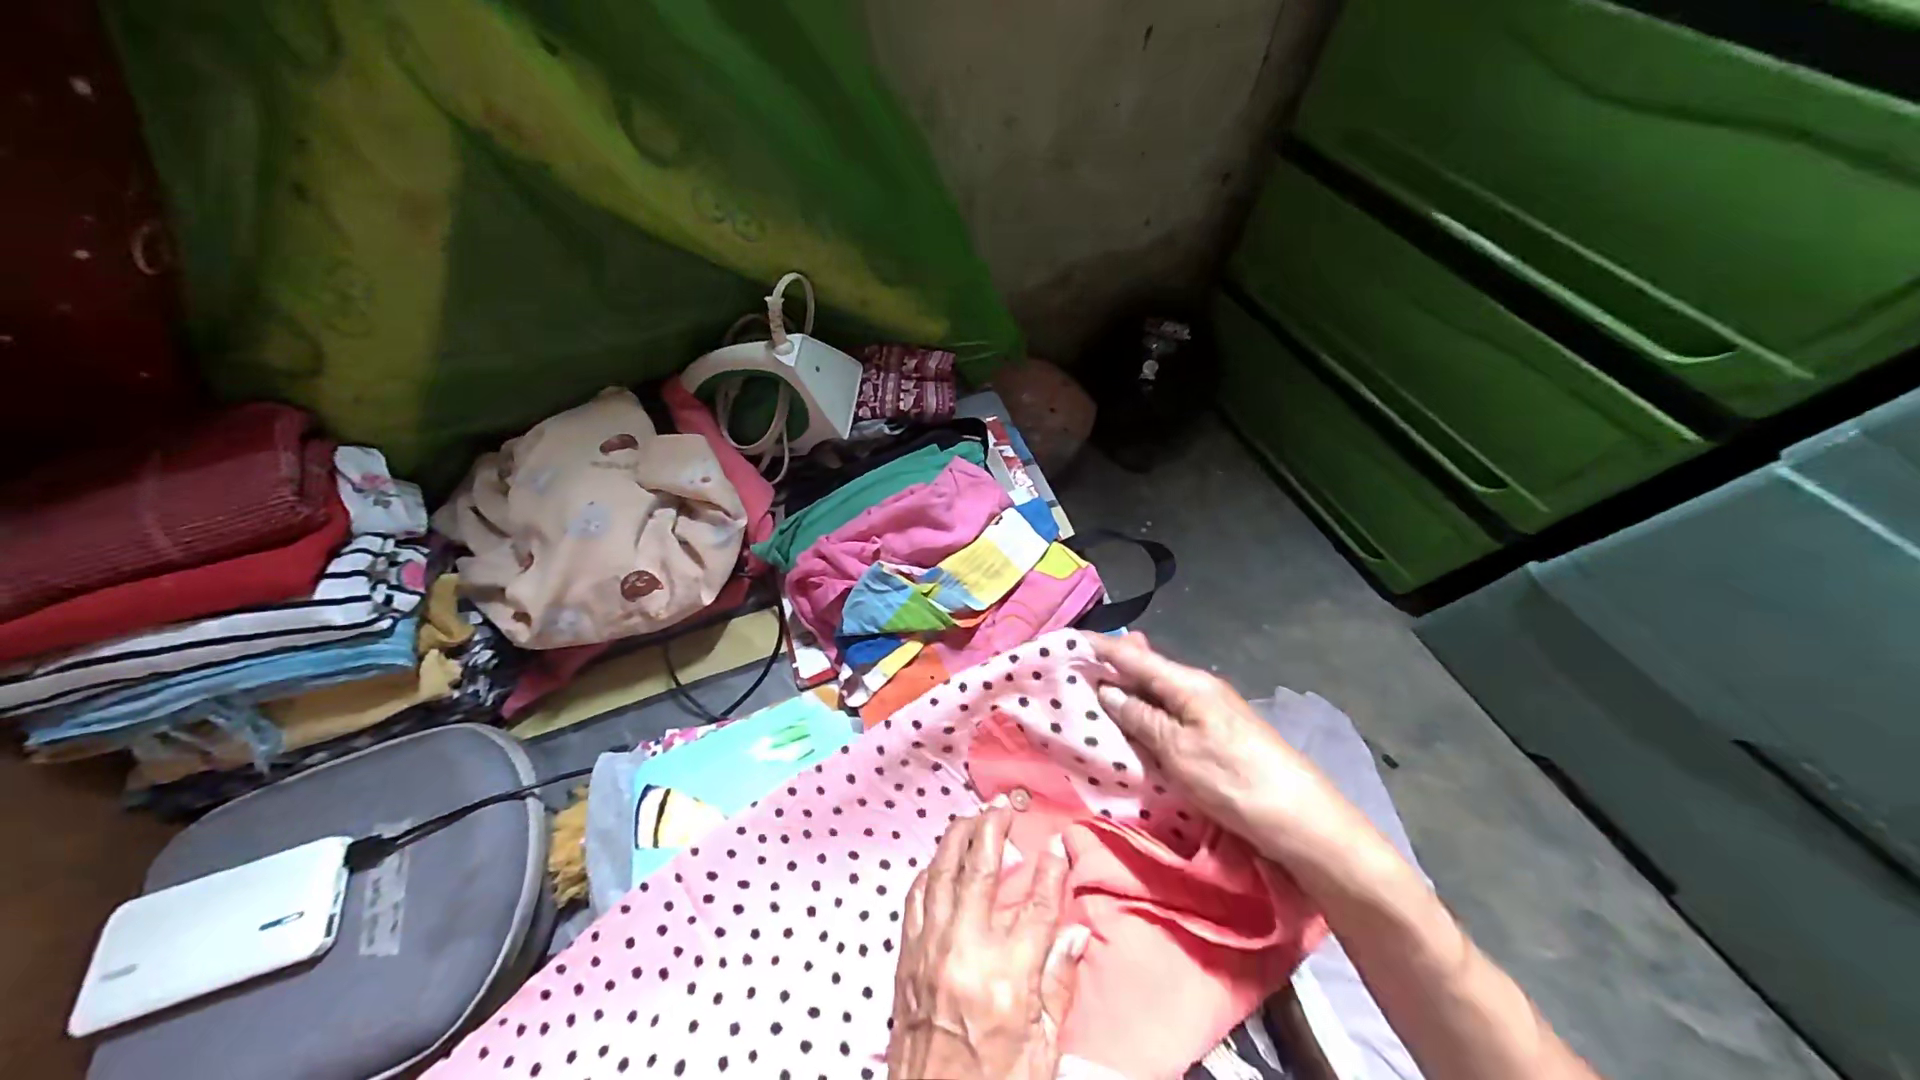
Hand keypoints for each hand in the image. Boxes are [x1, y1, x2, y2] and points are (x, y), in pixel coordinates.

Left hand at [887, 800, 1090, 1079]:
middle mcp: (965, 951)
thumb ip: (1060, 985)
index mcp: (1007, 978)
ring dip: (958, 836)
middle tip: (1005, 804)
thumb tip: (1077, 931)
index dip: (1050, 870)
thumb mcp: (1043, 1050)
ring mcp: (930, 948)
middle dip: (994, 828)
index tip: (1057, 844)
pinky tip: (940, 859)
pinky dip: (930, 871)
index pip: (1036, 906)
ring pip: (942, 873)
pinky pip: (916, 897)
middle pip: (981, 870)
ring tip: (973, 814)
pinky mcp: (907, 955)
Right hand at [1089, 632, 1388, 886]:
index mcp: (1188, 683)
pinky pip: (1170, 711)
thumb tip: (1108, 690)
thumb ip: (1140, 718)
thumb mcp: (1177, 750)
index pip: (1133, 655)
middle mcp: (1199, 687)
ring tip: (1095, 690)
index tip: (1066, 640)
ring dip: (1127, 690)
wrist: (1301, 820)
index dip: (1099, 647)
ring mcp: (1211, 709)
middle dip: (1111, 665)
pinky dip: (1146, 712)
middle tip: (1075, 666)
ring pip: (1158, 690)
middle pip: (1146, 668)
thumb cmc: (1234, 780)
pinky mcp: (1217, 732)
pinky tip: (1134, 721)